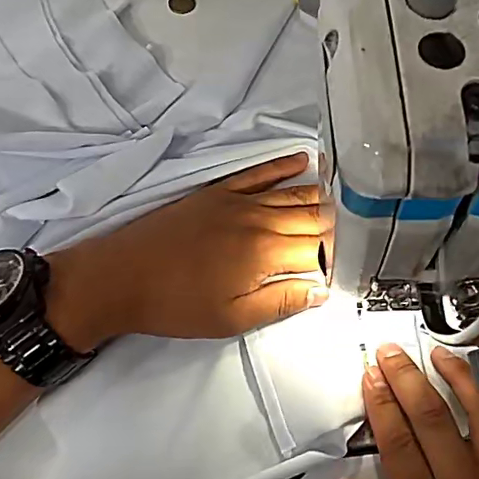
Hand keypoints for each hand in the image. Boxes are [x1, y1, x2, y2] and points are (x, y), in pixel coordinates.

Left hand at [43, 152, 327, 349]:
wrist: (120, 276)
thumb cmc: (175, 304)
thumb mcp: (232, 318)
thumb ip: (281, 302)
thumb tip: (321, 292)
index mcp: (265, 253)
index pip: (320, 250)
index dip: (339, 260)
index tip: (350, 269)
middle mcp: (259, 219)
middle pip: (313, 218)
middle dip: (340, 228)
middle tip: (359, 236)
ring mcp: (239, 200)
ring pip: (294, 194)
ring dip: (323, 198)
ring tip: (349, 200)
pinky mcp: (219, 191)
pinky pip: (260, 173)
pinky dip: (284, 166)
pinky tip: (305, 160)